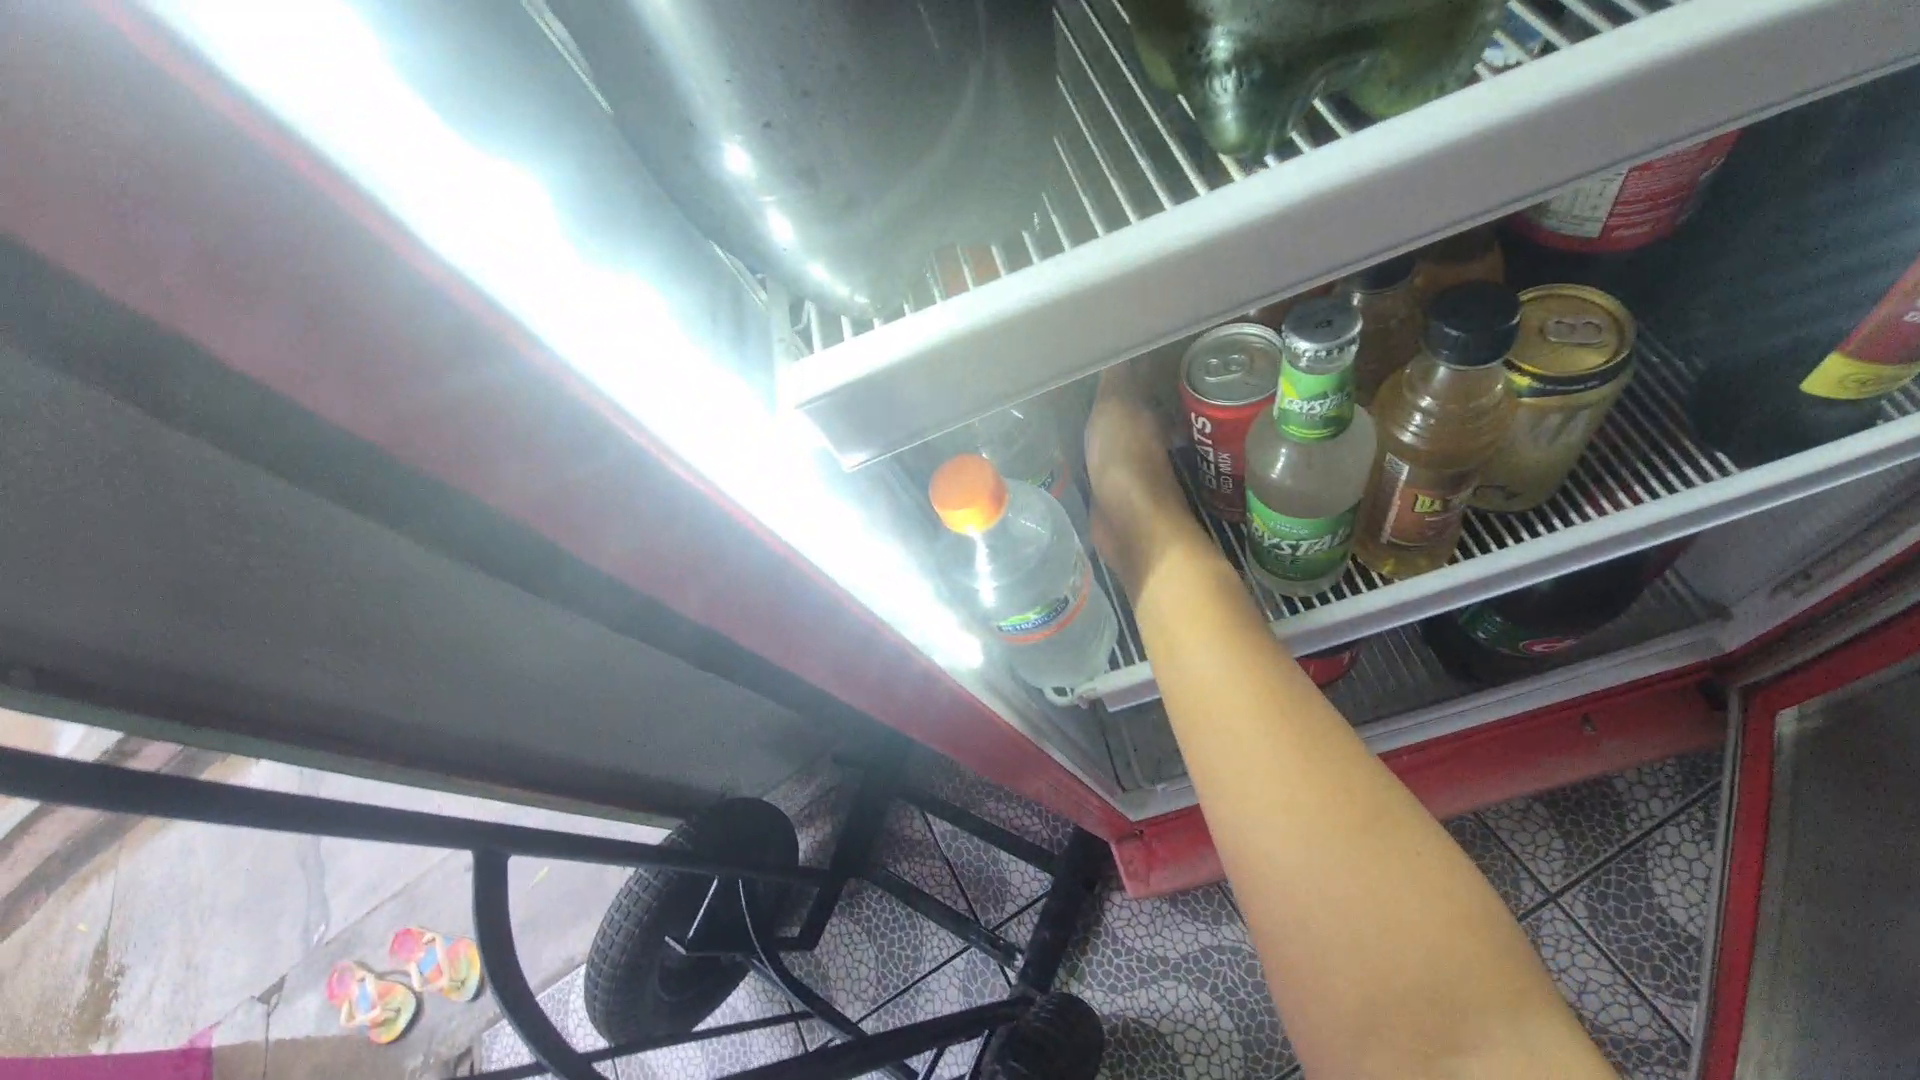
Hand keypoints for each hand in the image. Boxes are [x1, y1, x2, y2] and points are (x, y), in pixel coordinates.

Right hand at [1083, 359, 1210, 597]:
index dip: (1119, 368)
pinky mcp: (1105, 497)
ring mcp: (1123, 470)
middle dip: (1102, 401)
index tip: (1099, 352)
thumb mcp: (1116, 406)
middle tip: (1071, 383)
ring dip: (1090, 431)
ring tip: (1058, 413)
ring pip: (1104, 441)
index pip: (1133, 383)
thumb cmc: (1126, 460)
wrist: (1130, 524)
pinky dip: (1079, 459)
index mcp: (1145, 414)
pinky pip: (1089, 468)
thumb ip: (1116, 377)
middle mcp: (1139, 440)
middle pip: (1118, 414)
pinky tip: (1060, 454)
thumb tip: (1122, 339)